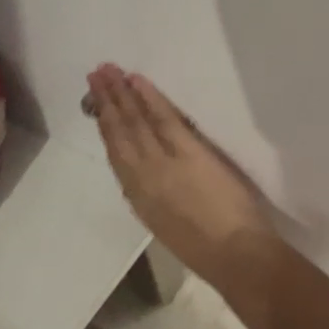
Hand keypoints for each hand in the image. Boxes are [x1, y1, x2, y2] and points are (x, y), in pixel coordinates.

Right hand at [85, 64, 279, 289]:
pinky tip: (137, 80)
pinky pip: (164, 119)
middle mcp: (143, 180)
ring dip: (119, 95)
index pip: (119, 161)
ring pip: (135, 123)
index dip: (108, 133)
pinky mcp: (188, 153)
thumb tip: (150, 188)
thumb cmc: (211, 255)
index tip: (98, 112)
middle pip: (120, 136)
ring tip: (106, 71)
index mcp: (141, 203)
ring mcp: (163, 164)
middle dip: (106, 105)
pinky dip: (148, 98)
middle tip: (93, 77)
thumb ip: (158, 205)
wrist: (235, 257)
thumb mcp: (172, 232)